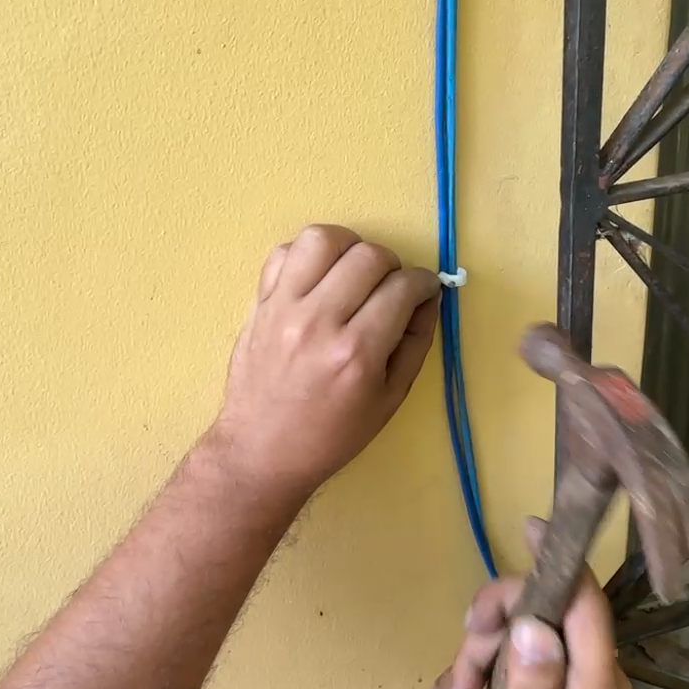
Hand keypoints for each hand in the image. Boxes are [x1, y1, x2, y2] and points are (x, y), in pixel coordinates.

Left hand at [210, 225, 440, 496]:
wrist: (261, 450)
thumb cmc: (332, 435)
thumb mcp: (390, 399)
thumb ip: (415, 343)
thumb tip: (428, 298)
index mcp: (356, 353)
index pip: (402, 288)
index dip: (424, 282)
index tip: (425, 289)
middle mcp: (319, 322)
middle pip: (368, 255)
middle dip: (392, 264)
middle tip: (390, 287)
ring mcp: (283, 307)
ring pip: (322, 238)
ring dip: (348, 246)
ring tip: (353, 271)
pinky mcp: (260, 302)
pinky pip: (283, 251)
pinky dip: (307, 255)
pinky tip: (318, 278)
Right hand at [427, 523, 633, 688]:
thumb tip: (532, 621)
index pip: (586, 603)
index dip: (559, 559)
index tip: (528, 528)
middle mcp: (599, 679)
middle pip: (546, 615)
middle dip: (494, 626)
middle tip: (460, 665)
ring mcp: (587, 688)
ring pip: (531, 636)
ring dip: (485, 655)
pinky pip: (533, 663)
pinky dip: (495, 672)